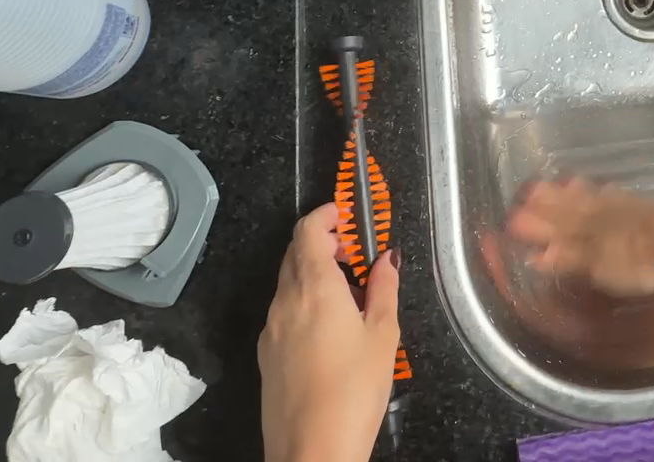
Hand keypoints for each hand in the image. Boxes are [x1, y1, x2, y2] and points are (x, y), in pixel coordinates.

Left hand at [259, 203, 398, 461]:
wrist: (311, 454)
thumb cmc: (355, 389)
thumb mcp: (383, 335)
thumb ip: (384, 288)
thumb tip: (387, 256)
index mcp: (315, 288)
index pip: (308, 231)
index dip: (326, 215)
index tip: (347, 215)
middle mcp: (286, 301)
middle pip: (294, 252)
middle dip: (322, 241)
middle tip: (354, 251)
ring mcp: (271, 329)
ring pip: (287, 281)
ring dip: (313, 270)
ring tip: (348, 291)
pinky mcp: (266, 355)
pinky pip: (283, 309)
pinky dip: (303, 298)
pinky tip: (328, 325)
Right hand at [505, 177, 653, 297]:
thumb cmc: (636, 260)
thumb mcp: (596, 267)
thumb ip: (566, 259)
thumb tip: (534, 254)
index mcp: (580, 225)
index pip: (547, 222)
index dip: (529, 222)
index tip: (510, 220)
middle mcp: (593, 209)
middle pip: (563, 203)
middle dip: (543, 200)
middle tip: (526, 194)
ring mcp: (616, 204)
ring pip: (584, 194)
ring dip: (566, 191)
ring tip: (555, 185)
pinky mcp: (636, 204)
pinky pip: (605, 192)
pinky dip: (594, 190)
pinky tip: (598, 189)